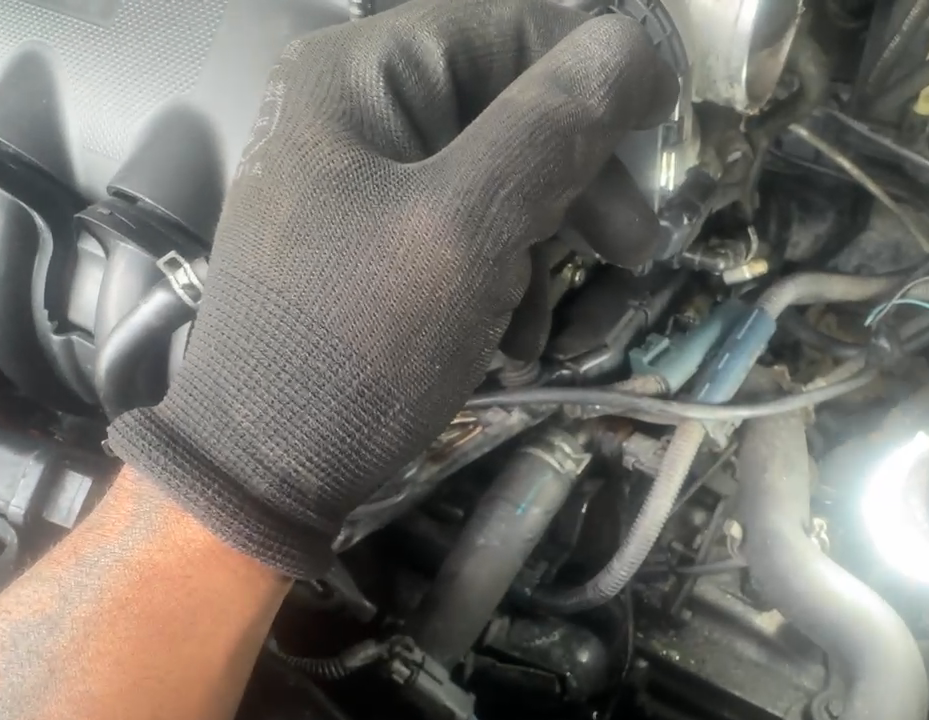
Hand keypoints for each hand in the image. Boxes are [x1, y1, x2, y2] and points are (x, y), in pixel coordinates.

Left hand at [108, 0, 672, 576]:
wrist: (266, 467)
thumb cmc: (359, 345)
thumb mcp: (463, 232)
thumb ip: (548, 132)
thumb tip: (637, 45)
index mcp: (365, 77)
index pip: (509, 33)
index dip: (594, 76)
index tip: (662, 136)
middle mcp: (359, 117)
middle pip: (505, 116)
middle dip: (576, 184)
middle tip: (635, 250)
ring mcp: (362, 193)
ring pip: (492, 190)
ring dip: (543, 252)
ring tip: (551, 327)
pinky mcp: (372, 260)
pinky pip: (461, 246)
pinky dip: (502, 288)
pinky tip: (514, 341)